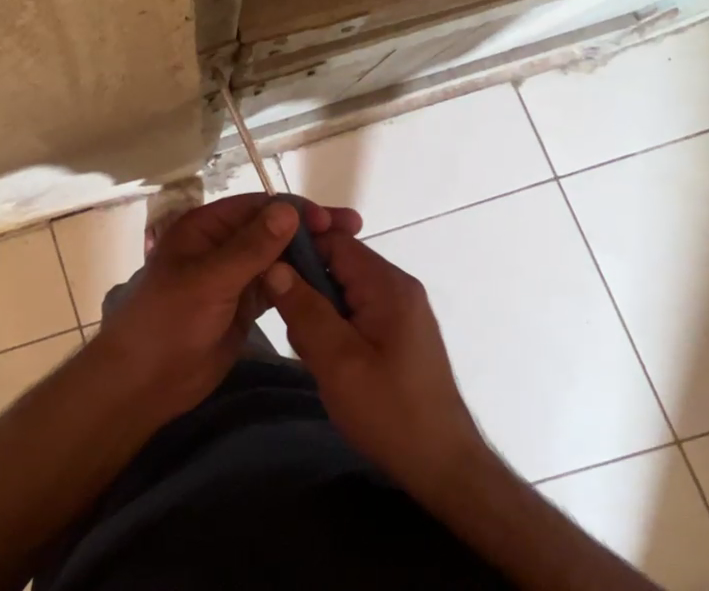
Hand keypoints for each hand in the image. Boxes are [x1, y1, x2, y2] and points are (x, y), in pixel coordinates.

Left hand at [91, 194, 352, 417]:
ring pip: (276, 258)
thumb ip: (251, 248)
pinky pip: (275, 287)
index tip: (334, 220)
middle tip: (355, 231)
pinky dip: (299, 283)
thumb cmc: (168, 321)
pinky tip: (328, 284)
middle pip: (270, 230)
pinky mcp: (241, 307)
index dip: (295, 209)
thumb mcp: (209, 280)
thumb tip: (289, 210)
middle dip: (309, 229)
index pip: (257, 207)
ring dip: (308, 255)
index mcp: (204, 228)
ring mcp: (231, 278)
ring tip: (349, 257)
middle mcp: (219, 246)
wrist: (146, 379)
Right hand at [262, 225, 490, 497]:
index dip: (297, 251)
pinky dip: (333, 333)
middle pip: (335, 266)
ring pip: (340, 293)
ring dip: (318, 318)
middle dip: (306, 293)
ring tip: (316, 357)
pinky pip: (353, 315)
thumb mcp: (337, 360)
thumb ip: (303, 309)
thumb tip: (273, 265)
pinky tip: (329, 365)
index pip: (333, 241)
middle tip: (297, 333)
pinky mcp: (396, 334)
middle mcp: (397, 289)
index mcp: (388, 285)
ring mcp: (399, 312)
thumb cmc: (390, 412)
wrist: (443, 467)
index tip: (266, 275)